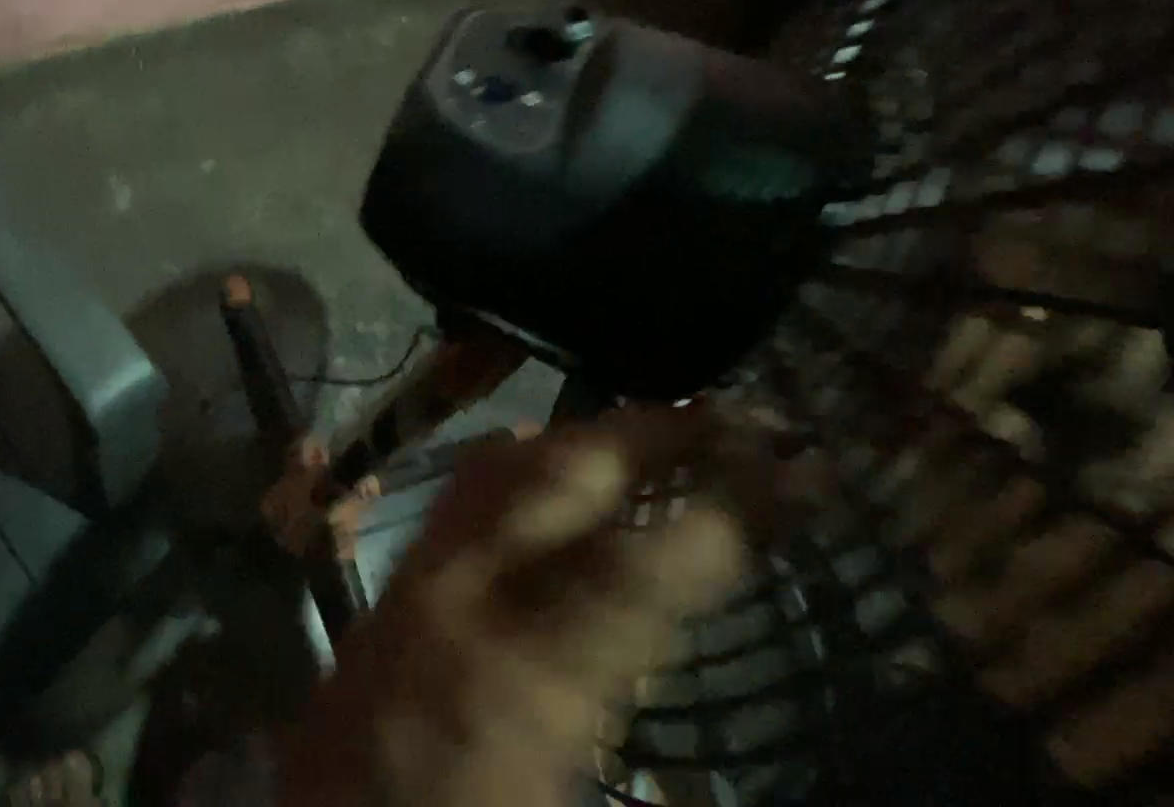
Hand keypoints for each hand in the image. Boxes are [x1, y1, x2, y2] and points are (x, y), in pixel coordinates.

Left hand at [283, 407, 791, 806]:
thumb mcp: (565, 795)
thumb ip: (636, 715)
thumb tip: (693, 652)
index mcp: (519, 684)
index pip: (635, 572)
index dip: (725, 515)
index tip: (802, 472)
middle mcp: (455, 603)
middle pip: (551, 482)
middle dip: (647, 439)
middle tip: (736, 420)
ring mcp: (411, 581)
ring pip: (499, 472)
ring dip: (585, 442)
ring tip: (659, 433)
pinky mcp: (389, 585)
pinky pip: (461, 496)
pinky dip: (522, 467)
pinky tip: (557, 467)